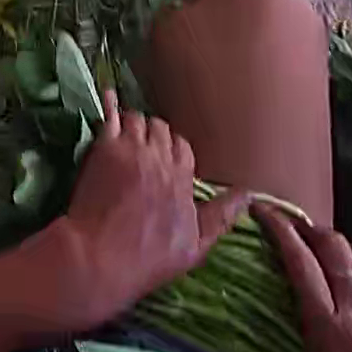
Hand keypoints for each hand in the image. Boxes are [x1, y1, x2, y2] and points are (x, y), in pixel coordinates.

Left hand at [39, 87, 250, 329]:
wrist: (102, 255)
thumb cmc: (149, 257)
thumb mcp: (195, 245)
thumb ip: (221, 216)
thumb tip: (249, 196)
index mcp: (183, 179)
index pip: (184, 148)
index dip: (173, 151)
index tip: (164, 158)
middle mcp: (160, 158)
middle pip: (161, 129)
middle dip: (153, 134)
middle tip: (142, 145)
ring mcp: (132, 150)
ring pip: (138, 119)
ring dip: (133, 124)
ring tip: (126, 133)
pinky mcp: (105, 147)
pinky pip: (111, 115)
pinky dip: (111, 104)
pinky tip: (108, 94)